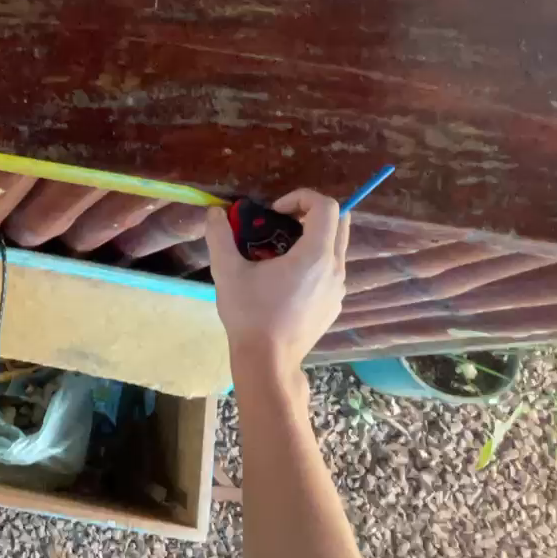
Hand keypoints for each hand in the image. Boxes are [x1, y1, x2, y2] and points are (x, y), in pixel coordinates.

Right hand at [203, 188, 348, 368]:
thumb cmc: (249, 313)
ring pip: (335, 248)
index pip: (326, 206)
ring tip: (275, 256)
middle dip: (309, 214)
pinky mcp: (333, 304)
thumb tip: (216, 213)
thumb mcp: (227, 272)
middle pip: (340, 222)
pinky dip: (311, 263)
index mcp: (315, 255)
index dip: (300, 198)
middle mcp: (335, 268)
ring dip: (310, 239)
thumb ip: (221, 237)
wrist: (268, 359)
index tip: (273, 212)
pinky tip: (282, 283)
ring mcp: (338, 288)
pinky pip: (330, 271)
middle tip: (278, 225)